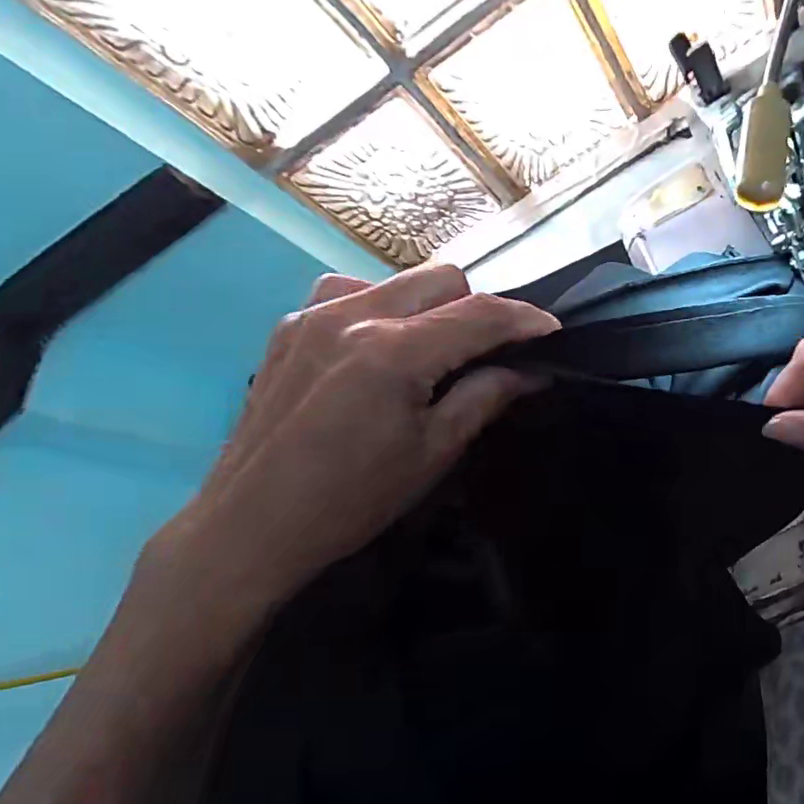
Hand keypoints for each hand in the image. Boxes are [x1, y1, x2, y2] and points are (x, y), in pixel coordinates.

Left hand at [134, 264, 558, 629]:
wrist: (253, 524)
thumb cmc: (352, 500)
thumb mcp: (433, 453)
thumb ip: (485, 398)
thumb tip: (531, 373)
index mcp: (393, 352)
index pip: (479, 314)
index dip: (524, 319)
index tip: (551, 330)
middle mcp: (352, 315)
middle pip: (442, 278)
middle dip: (478, 308)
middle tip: (488, 352)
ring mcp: (313, 314)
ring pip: (398, 279)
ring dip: (430, 304)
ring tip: (433, 349)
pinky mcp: (289, 326)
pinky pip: (352, 292)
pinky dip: (384, 309)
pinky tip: (380, 347)